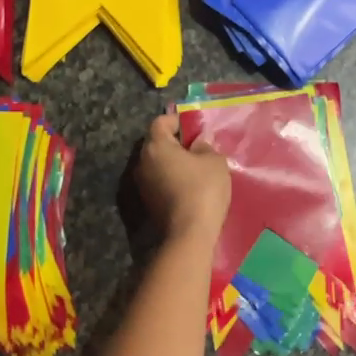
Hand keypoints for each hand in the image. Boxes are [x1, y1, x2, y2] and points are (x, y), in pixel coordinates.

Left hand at [133, 113, 231, 243]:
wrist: (188, 234)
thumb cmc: (202, 189)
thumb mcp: (214, 161)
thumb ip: (205, 146)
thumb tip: (197, 144)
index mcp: (156, 146)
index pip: (160, 122)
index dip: (177, 121)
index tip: (194, 128)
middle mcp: (142, 162)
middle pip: (156, 143)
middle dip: (174, 143)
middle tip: (196, 148)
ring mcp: (140, 184)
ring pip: (156, 164)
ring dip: (172, 163)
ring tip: (194, 169)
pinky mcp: (145, 202)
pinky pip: (157, 181)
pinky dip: (169, 179)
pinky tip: (187, 187)